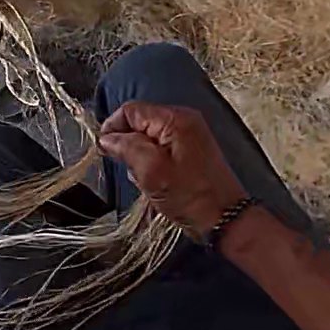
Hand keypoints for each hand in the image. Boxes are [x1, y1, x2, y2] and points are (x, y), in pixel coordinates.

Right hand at [98, 101, 246, 236]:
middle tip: (131, 170)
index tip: (105, 152)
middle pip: (139, 122)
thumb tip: (106, 138)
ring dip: (139, 157)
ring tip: (146, 178)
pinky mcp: (191, 149)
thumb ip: (125, 146)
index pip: (130, 111)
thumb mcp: (150, 170)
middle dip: (127, 145)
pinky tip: (156, 180)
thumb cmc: (188, 195)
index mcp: (174, 119)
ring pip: (147, 137)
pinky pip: (159, 148)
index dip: (112, 128)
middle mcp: (183, 120)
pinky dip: (151, 162)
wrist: (224, 218)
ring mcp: (189, 134)